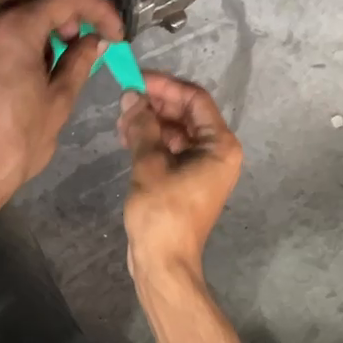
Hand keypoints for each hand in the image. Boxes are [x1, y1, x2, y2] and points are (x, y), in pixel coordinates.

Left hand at [0, 0, 124, 215]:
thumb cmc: (15, 146)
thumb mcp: (57, 104)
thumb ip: (79, 63)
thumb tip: (95, 41)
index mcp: (15, 29)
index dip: (101, 10)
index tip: (116, 33)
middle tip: (78, 32)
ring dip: (42, 7)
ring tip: (58, 50)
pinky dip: (20, 23)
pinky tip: (33, 60)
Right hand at [118, 73, 242, 281]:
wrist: (163, 263)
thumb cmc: (162, 214)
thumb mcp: (149, 166)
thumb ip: (142, 127)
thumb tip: (132, 97)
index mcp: (220, 146)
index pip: (195, 100)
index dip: (165, 87)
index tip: (135, 80)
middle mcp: (217, 154)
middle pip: (186, 116)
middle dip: (155, 106)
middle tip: (124, 103)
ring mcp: (202, 170)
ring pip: (176, 134)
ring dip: (150, 124)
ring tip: (122, 123)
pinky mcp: (186, 183)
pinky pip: (171, 152)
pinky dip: (151, 143)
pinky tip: (128, 139)